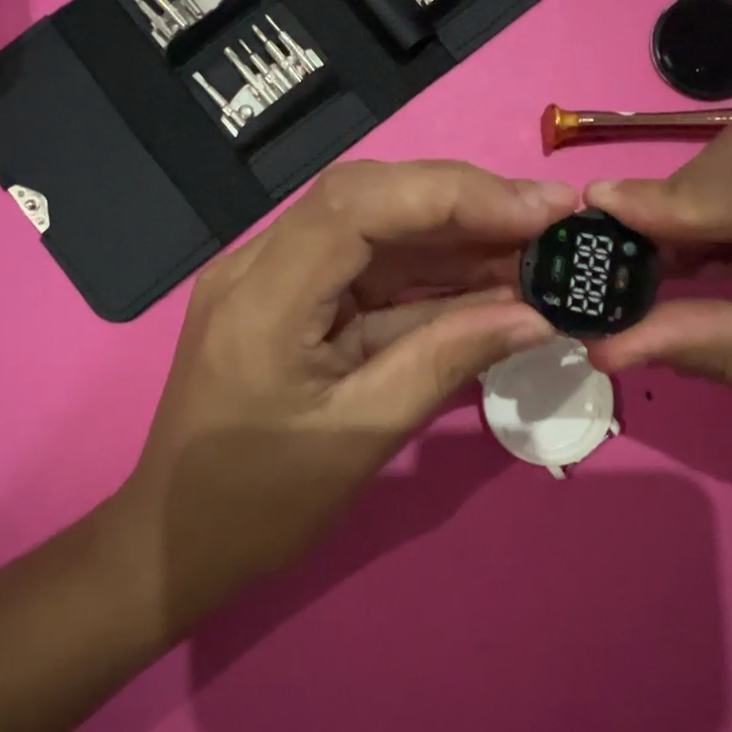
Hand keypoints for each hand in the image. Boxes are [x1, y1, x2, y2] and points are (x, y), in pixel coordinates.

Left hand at [116, 160, 575, 624]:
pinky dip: (430, 279)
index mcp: (262, 297)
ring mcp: (272, 280)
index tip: (537, 210)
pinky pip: (368, 276)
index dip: (452, 193)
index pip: (357, 204)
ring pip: (375, 233)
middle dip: (465, 206)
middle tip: (552, 223)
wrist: (179, 538)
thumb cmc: (260, 503)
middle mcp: (260, 266)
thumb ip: (446, 362)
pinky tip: (491, 284)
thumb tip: (536, 316)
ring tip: (538, 252)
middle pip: (368, 201)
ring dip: (456, 240)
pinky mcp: (291, 302)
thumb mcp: (362, 435)